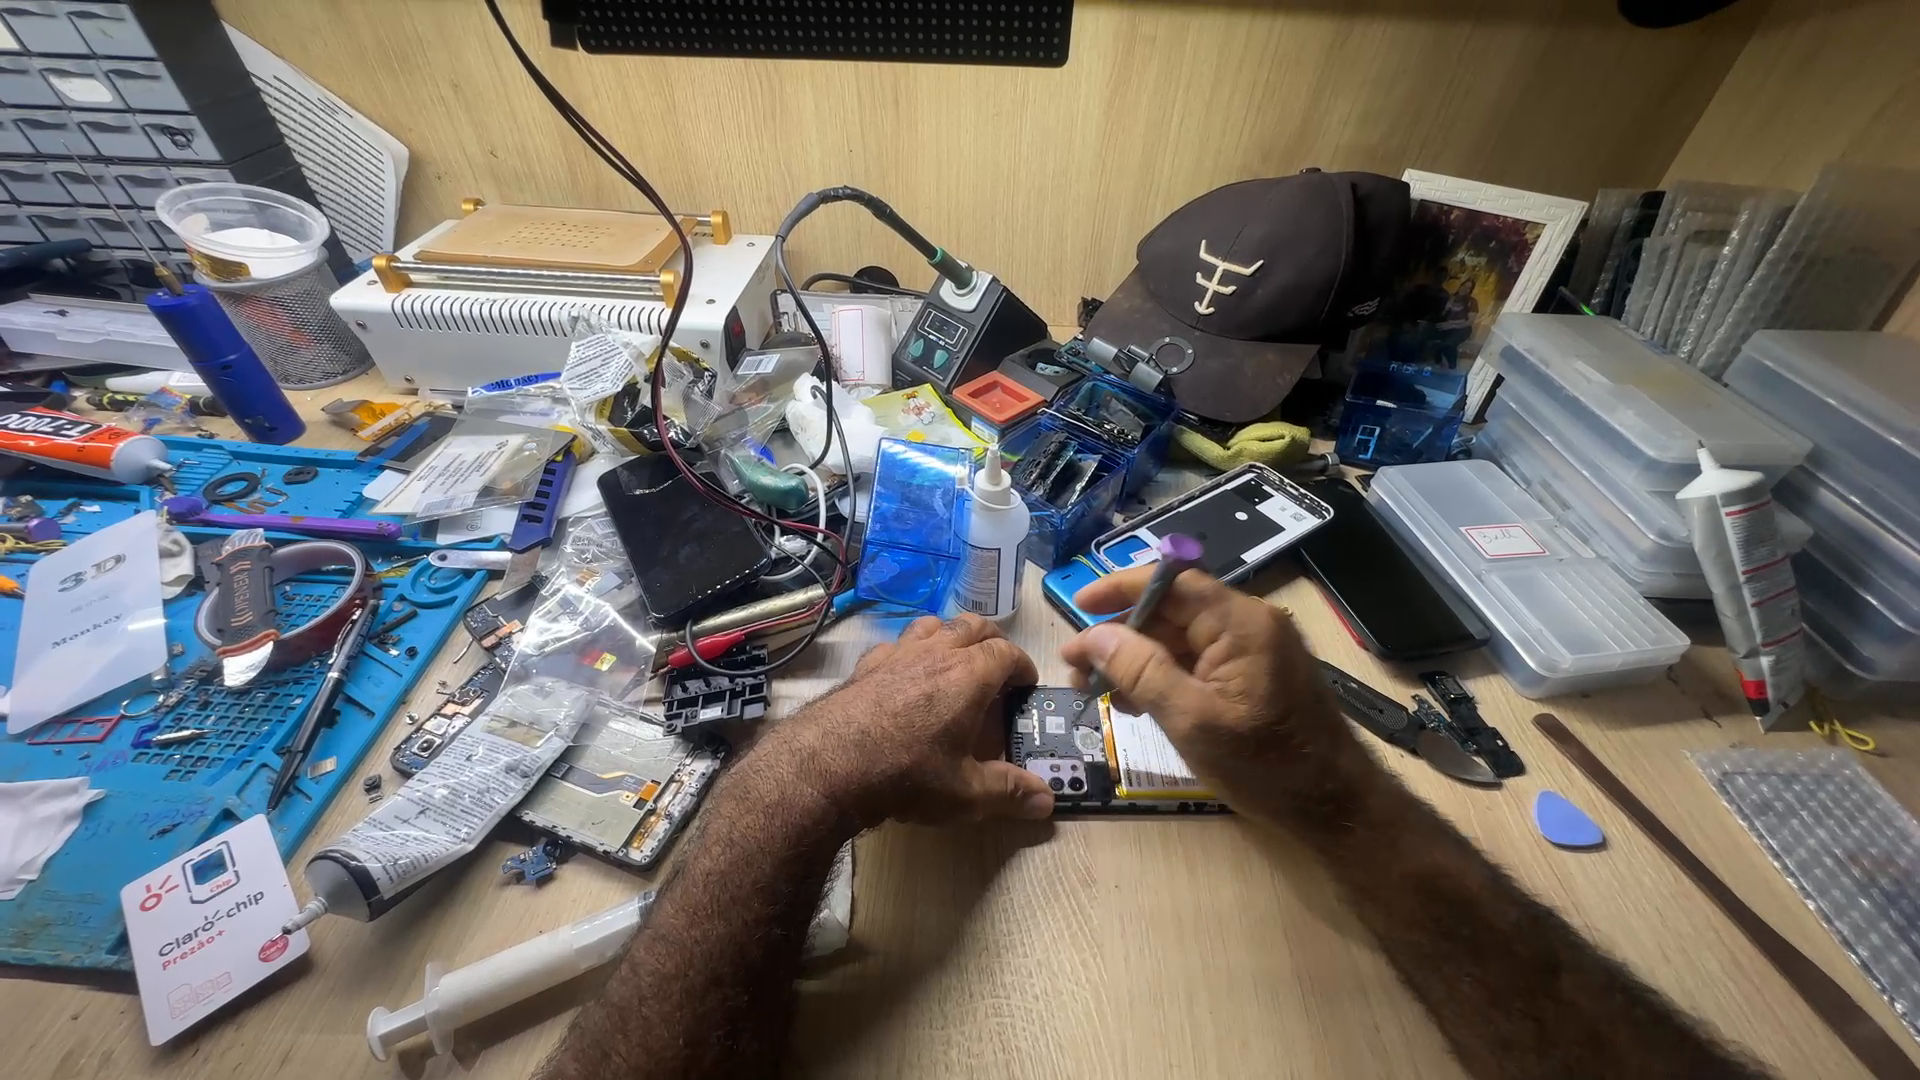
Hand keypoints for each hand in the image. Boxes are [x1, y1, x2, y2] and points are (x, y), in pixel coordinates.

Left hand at [752, 614, 1054, 831]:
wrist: (830, 765)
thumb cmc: (908, 774)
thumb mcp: (966, 792)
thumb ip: (1009, 793)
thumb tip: (1048, 802)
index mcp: (969, 675)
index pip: (1007, 653)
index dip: (1022, 666)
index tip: (1026, 684)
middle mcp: (936, 653)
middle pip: (972, 625)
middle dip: (991, 640)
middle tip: (997, 665)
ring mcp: (897, 654)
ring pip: (932, 624)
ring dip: (949, 635)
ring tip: (953, 659)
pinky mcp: (865, 664)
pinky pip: (895, 644)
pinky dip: (909, 652)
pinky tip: (903, 675)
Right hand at [1060, 566, 1380, 826]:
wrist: (1337, 810)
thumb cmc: (1266, 766)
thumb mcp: (1191, 719)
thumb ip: (1140, 670)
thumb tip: (1093, 635)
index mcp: (1239, 623)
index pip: (1170, 582)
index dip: (1119, 588)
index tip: (1079, 607)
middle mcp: (1248, 624)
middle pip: (1170, 612)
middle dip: (1120, 636)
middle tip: (1076, 667)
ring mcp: (1252, 650)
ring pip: (1179, 640)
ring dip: (1135, 660)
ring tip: (1096, 691)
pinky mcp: (1253, 676)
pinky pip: (1197, 662)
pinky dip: (1163, 677)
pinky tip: (1134, 702)